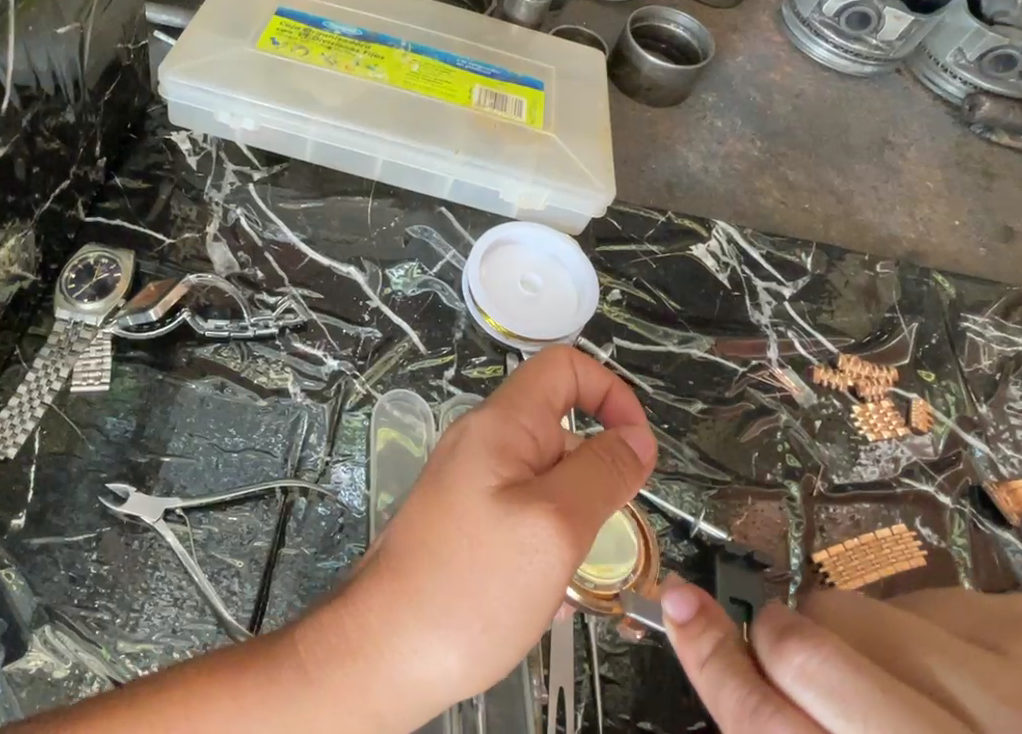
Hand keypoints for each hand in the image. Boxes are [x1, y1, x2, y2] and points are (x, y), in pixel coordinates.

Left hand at [300, 346, 656, 723]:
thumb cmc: (470, 587)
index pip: (564, 368)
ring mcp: (472, 482)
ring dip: (573, 520)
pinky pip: (527, 512)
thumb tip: (638, 438)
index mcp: (500, 424)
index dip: (611, 395)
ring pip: (548, 477)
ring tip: (563, 576)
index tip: (636, 453)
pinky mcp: (467, 520)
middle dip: (595, 475)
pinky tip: (543, 593)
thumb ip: (603, 474)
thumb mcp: (555, 526)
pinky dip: (548, 543)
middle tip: (594, 537)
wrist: (383, 653)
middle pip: (561, 427)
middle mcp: (483, 442)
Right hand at [659, 578, 1021, 732]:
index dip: (712, 657)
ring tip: (922, 694)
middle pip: (801, 645)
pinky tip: (987, 687)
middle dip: (787, 649)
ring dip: (862, 642)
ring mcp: (1007, 679)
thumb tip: (751, 664)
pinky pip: (929, 597)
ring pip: (857, 607)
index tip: (680, 605)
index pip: (765, 716)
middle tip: (818, 680)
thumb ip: (814, 730)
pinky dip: (932, 634)